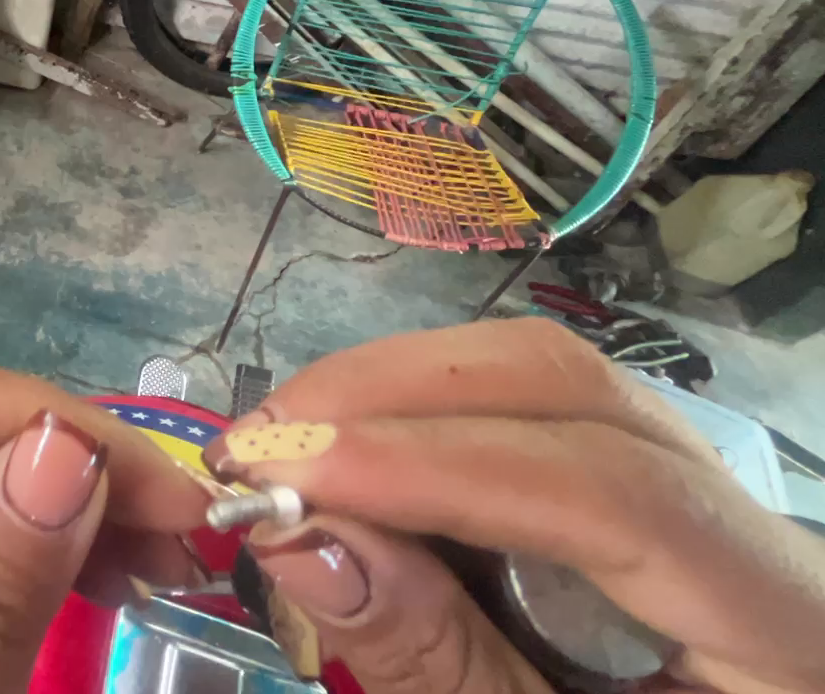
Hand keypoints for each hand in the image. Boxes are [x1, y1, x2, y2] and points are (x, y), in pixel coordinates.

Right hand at [204, 318, 824, 693]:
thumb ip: (430, 660)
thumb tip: (292, 534)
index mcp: (795, 631)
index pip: (618, 494)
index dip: (431, 466)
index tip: (282, 472)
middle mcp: (748, 524)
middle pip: (562, 385)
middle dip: (382, 393)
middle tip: (258, 441)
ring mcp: (674, 480)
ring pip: (515, 370)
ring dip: (369, 391)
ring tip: (273, 443)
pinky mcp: (596, 469)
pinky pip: (484, 400)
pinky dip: (383, 411)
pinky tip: (324, 451)